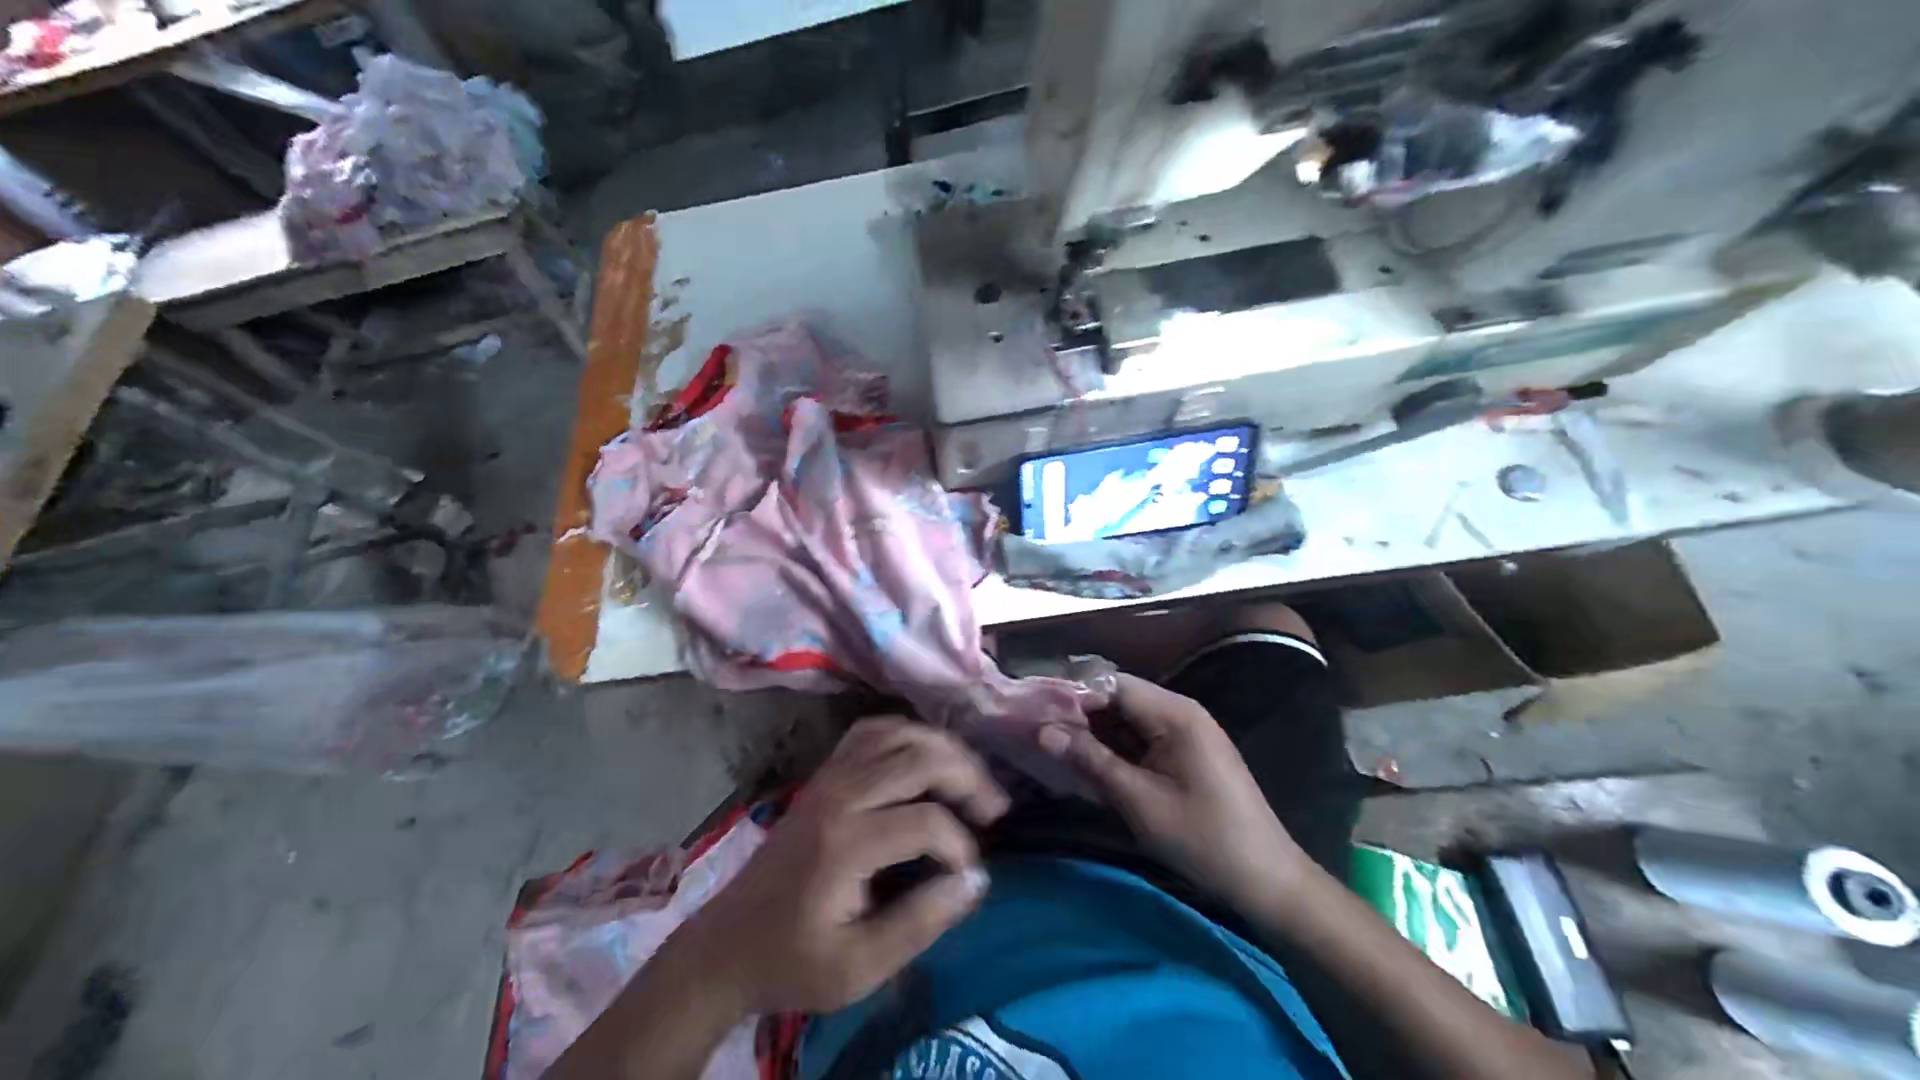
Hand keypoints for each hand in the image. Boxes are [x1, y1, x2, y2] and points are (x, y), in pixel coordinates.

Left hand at [670, 717, 1008, 1015]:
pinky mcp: (823, 774)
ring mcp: (829, 776)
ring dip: (943, 749)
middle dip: (968, 778)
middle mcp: (839, 794)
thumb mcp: (859, 967)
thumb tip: (976, 879)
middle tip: (995, 809)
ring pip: (899, 732)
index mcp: (846, 842)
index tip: (966, 878)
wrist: (727, 945)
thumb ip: (921, 923)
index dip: (961, 847)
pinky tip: (926, 757)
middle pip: (920, 757)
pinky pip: (872, 731)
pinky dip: (908, 734)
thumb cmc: (793, 961)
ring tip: (970, 780)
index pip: (927, 821)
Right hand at [1038, 674, 1311, 914]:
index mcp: (1174, 713)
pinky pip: (1138, 741)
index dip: (1071, 692)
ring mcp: (1182, 734)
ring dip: (1091, 734)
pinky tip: (1082, 765)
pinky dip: (1111, 750)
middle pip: (1116, 698)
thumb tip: (1042, 731)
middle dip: (1077, 714)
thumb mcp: (1139, 800)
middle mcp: (1179, 712)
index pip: (1110, 683)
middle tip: (1034, 730)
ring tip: (1048, 746)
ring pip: (1124, 721)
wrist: (1267, 881)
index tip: (1033, 709)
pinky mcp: (1182, 755)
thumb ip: (1090, 761)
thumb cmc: (1204, 838)